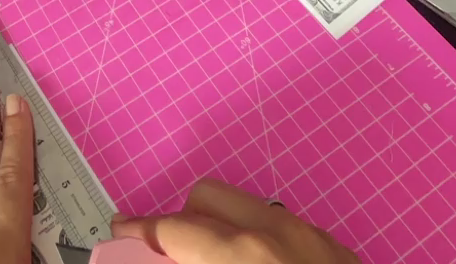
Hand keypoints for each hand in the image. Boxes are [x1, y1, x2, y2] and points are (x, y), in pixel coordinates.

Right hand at [112, 179, 357, 263]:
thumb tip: (161, 258)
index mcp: (239, 253)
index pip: (172, 228)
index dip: (139, 232)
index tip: (120, 235)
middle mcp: (272, 229)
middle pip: (204, 198)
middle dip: (180, 223)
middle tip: (169, 258)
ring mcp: (307, 234)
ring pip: (243, 207)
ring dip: (218, 227)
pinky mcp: (335, 247)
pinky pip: (278, 225)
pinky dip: (256, 240)